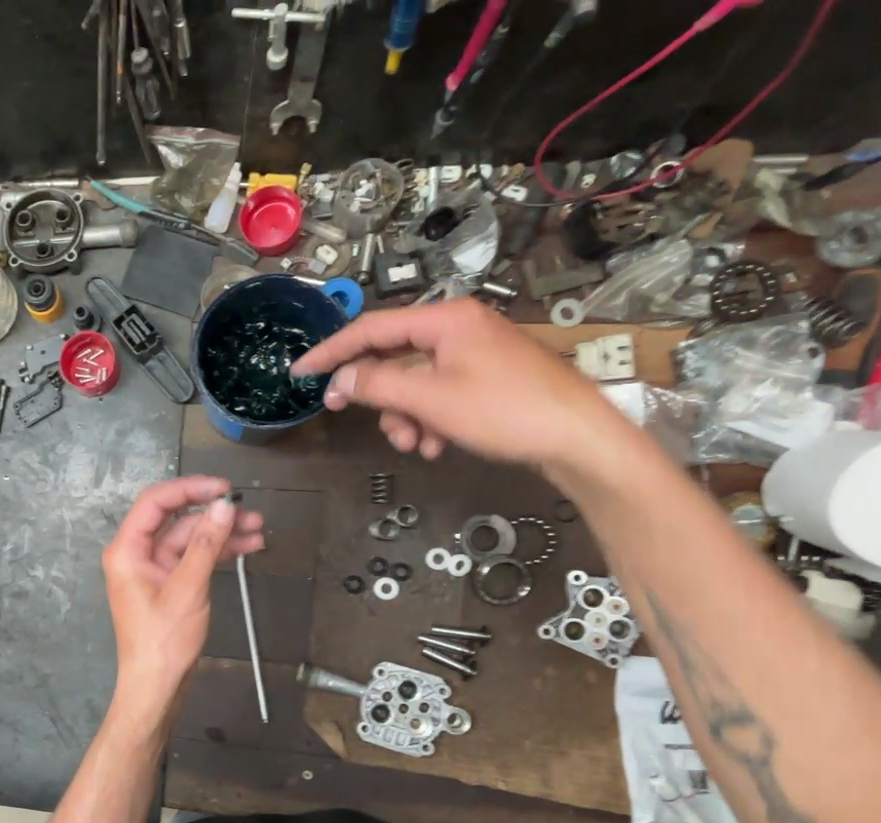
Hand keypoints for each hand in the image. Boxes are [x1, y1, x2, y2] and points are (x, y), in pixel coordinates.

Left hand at [102, 477, 264, 706]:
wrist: (157, 685)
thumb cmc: (164, 640)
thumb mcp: (188, 589)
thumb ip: (205, 544)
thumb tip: (224, 505)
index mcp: (126, 550)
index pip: (155, 502)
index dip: (190, 488)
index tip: (223, 488)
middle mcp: (135, 554)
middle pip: (175, 519)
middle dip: (213, 514)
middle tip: (250, 512)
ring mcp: (152, 569)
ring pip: (189, 539)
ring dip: (221, 533)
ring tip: (258, 530)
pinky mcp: (168, 584)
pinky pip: (193, 558)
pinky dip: (217, 552)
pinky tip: (246, 548)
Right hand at [289, 298, 624, 470]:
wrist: (579, 438)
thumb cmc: (505, 412)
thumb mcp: (431, 400)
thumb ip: (377, 385)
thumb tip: (338, 379)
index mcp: (444, 319)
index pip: (370, 328)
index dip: (331, 351)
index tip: (300, 372)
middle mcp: (458, 326)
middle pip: (393, 357)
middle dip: (377, 396)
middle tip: (353, 418)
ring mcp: (475, 351)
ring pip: (414, 381)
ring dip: (404, 415)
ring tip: (415, 444)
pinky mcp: (488, 375)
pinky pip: (439, 391)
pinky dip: (429, 418)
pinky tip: (437, 444)